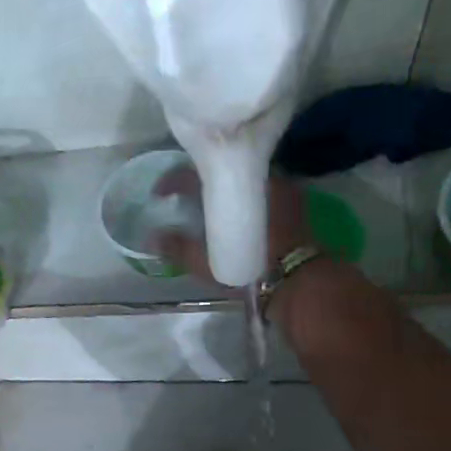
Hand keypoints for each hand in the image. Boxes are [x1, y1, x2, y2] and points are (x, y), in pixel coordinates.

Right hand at [149, 168, 310, 284]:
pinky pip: (265, 190)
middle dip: (203, 182)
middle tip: (188, 198)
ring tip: (215, 207)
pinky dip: (250, 197)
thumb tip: (151, 238)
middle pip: (223, 170)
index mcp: (229, 180)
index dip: (170, 181)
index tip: (159, 193)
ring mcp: (280, 184)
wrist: (299, 280)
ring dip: (230, 189)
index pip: (191, 172)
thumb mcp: (205, 262)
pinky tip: (243, 214)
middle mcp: (254, 173)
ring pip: (245, 178)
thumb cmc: (250, 267)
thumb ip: (177, 247)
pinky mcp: (297, 200)